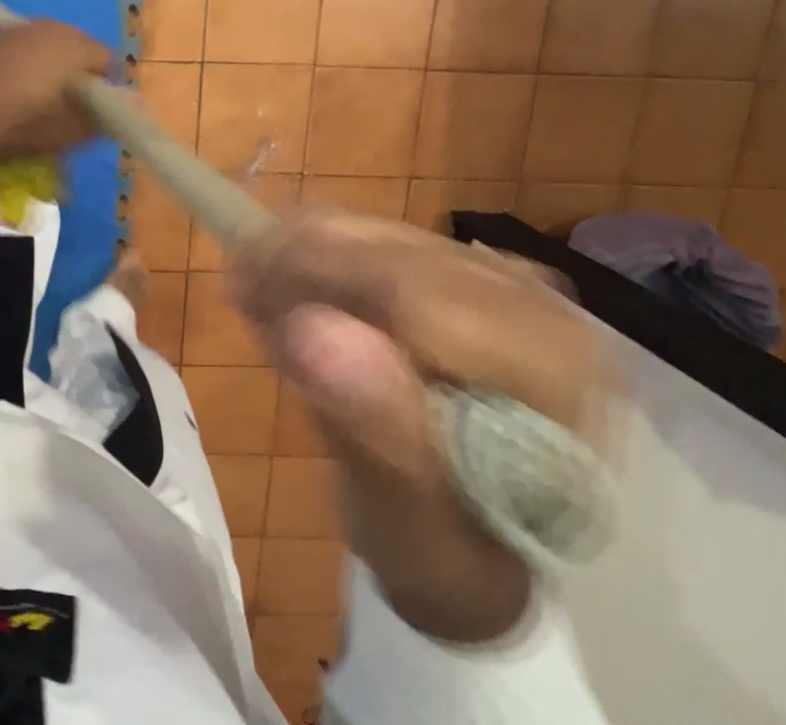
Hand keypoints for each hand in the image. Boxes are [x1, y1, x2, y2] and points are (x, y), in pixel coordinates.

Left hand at [0, 21, 111, 159]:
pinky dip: (25, 56)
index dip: (104, 83)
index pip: (106, 58)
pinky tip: (13, 79)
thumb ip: (95, 122)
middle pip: (78, 44)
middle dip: (78, 67)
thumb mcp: (64, 135)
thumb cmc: (19, 125)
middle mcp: (50, 28)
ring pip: (49, 39)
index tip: (94, 106)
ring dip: (51, 59)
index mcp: (74, 49)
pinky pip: (22, 41)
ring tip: (40, 87)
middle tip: (68, 98)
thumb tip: (110, 115)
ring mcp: (19, 26)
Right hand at [231, 211, 609, 642]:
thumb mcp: (407, 521)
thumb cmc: (444, 550)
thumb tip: (309, 330)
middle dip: (302, 266)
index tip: (241, 299)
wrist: (472, 545)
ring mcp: (504, 282)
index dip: (317, 280)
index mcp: (547, 366)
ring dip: (303, 255)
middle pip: (396, 253)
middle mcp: (536, 305)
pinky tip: (288, 291)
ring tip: (256, 299)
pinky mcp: (467, 274)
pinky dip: (319, 254)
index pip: (418, 293)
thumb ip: (372, 429)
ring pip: (382, 234)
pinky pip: (380, 238)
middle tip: (238, 297)